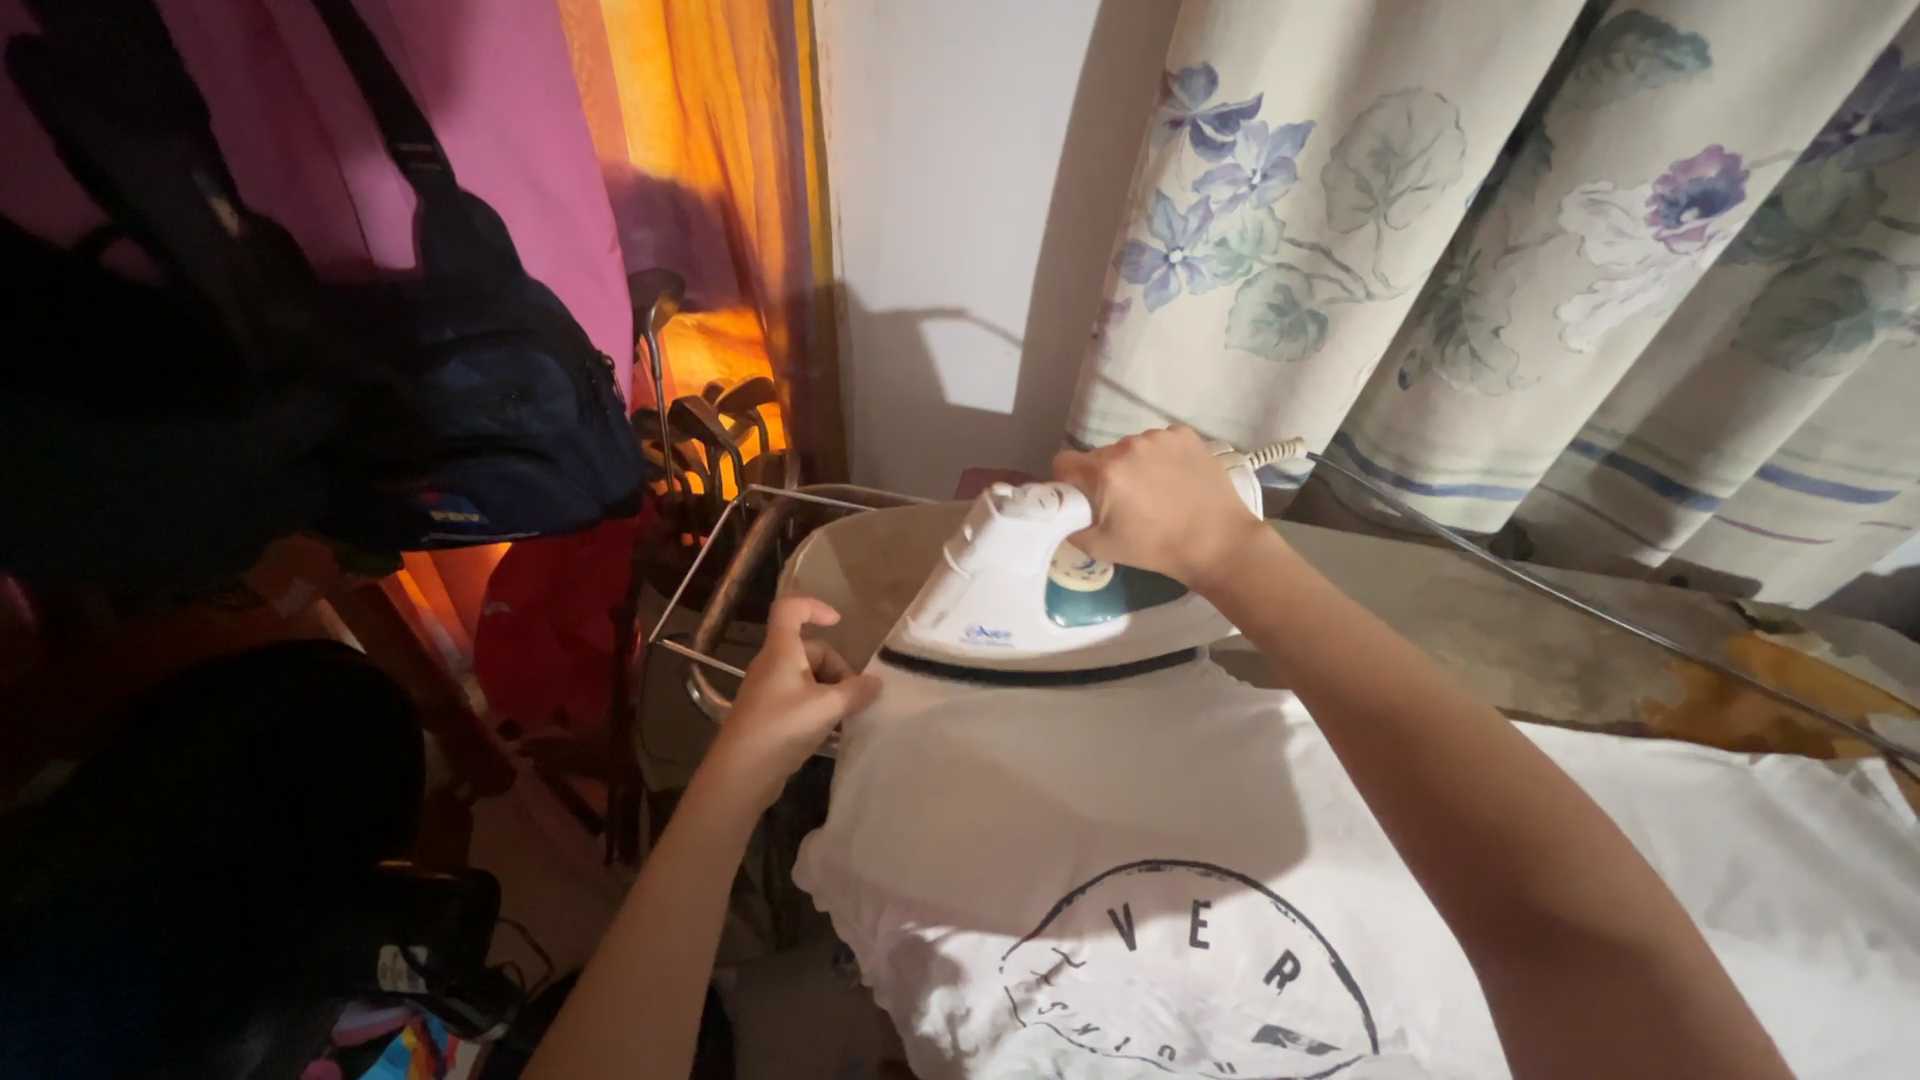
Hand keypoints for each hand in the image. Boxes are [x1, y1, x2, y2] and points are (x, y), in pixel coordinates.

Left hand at [704, 597, 881, 808]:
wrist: (740, 774)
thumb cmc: (781, 728)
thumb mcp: (827, 707)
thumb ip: (856, 692)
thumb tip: (877, 683)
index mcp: (781, 651)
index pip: (790, 609)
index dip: (814, 607)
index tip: (839, 622)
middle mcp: (772, 664)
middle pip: (810, 650)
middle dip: (837, 669)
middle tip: (854, 697)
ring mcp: (769, 690)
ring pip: (808, 677)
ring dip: (831, 691)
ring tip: (846, 716)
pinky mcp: (768, 714)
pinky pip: (800, 698)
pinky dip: (819, 706)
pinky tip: (831, 730)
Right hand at [1051, 425, 1268, 586]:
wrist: (1218, 542)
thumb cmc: (1156, 548)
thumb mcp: (1102, 548)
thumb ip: (1070, 527)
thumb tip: (1060, 514)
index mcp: (1105, 471)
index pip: (1064, 461)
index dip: (1067, 480)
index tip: (1082, 497)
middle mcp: (1128, 445)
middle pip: (1099, 455)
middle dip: (1104, 475)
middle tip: (1124, 502)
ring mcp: (1159, 436)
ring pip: (1130, 448)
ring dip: (1133, 465)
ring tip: (1155, 491)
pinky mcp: (1185, 435)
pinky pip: (1159, 441)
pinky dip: (1160, 457)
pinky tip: (1175, 479)